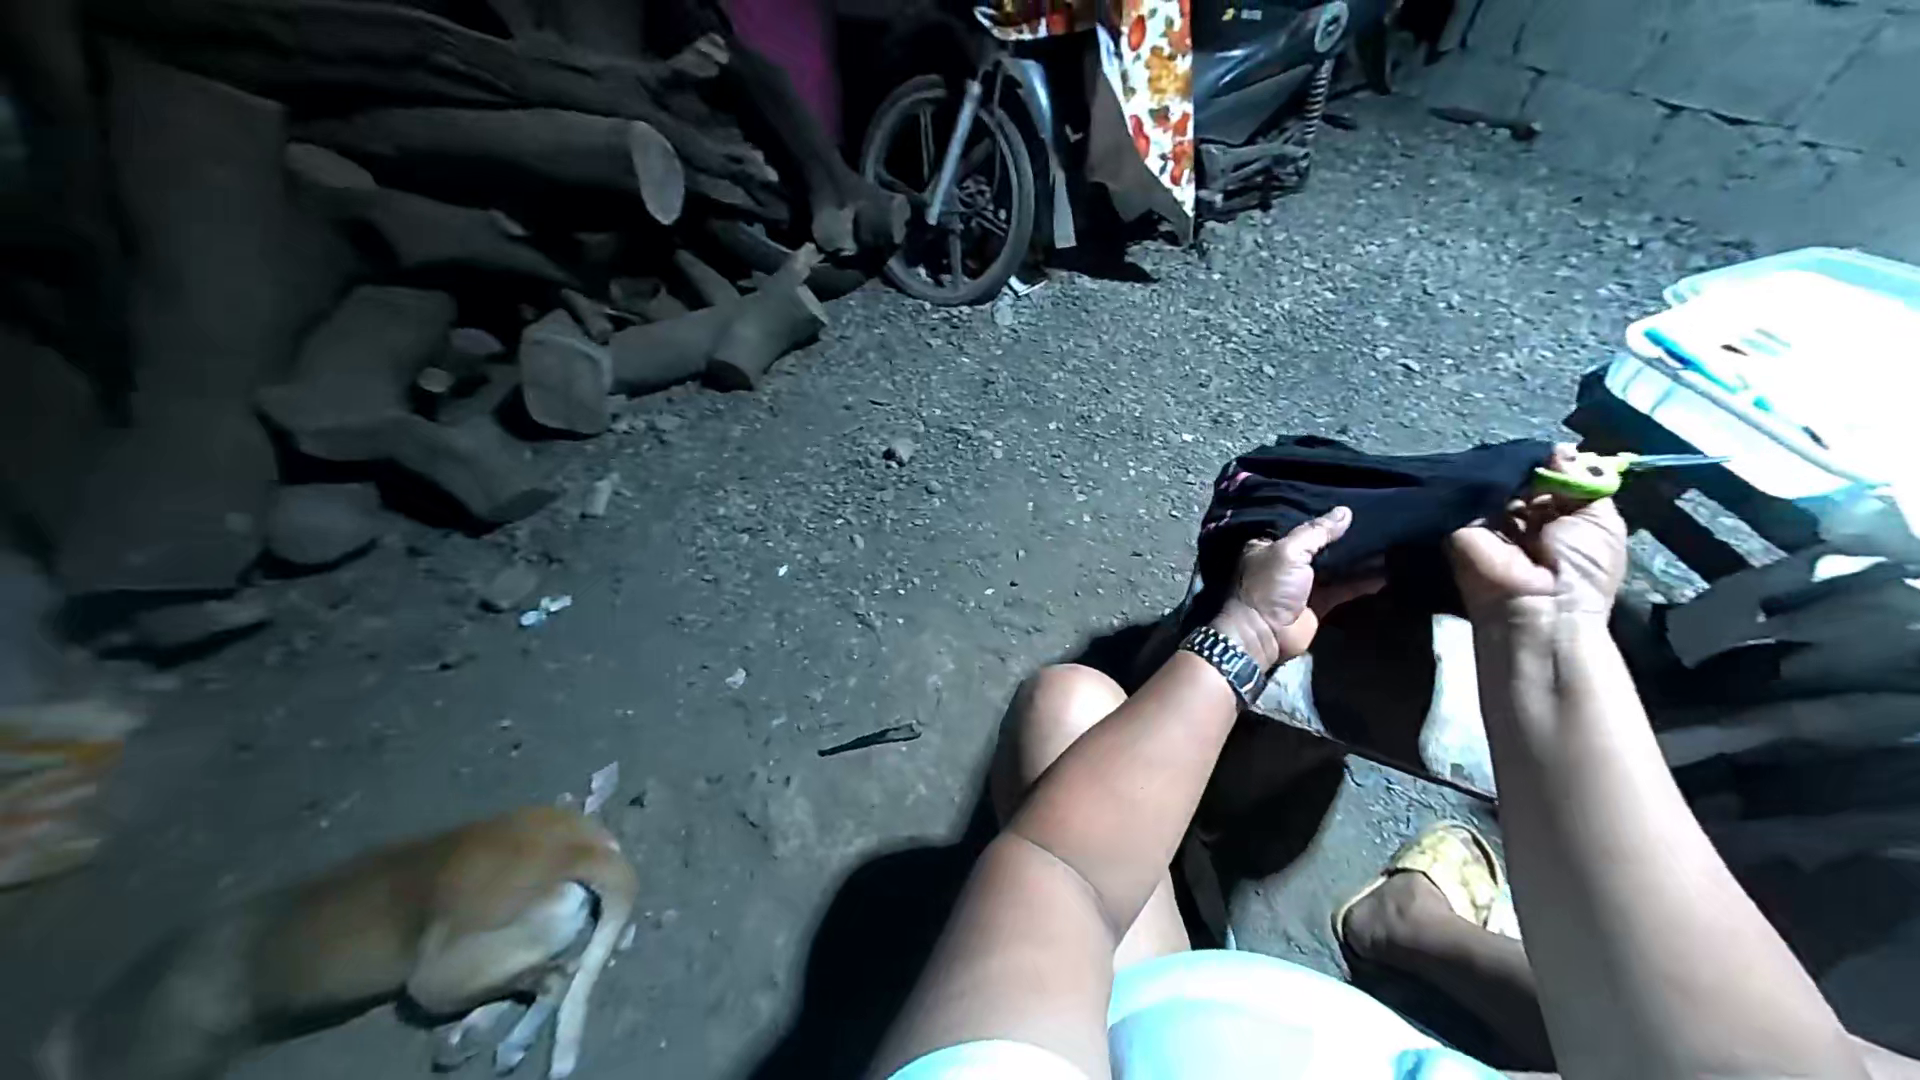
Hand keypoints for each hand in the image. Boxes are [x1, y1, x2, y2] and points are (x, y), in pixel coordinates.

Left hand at [1209, 506, 1380, 669]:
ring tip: (1390, 545)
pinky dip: (1361, 582)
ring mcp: (1302, 584)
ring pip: (1335, 567)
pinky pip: (1343, 588)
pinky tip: (1386, 573)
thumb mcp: (1289, 552)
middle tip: (1380, 524)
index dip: (1323, 518)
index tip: (1354, 506)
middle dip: (1346, 539)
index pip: (1299, 526)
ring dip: (1359, 560)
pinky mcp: (1317, 603)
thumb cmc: (1269, 587)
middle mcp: (1285, 562)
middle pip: (1320, 547)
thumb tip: (1344, 512)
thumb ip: (1316, 532)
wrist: (1263, 634)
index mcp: (1269, 546)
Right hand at [1448, 445, 1628, 621]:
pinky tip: (1478, 473)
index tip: (1552, 451)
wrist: (1536, 603)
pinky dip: (1470, 482)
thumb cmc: (1580, 568)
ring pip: (1489, 481)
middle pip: (1517, 476)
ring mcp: (1484, 518)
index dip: (1551, 463)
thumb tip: (1561, 448)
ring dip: (1496, 471)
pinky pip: (1462, 494)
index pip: (1547, 477)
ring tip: (1503, 461)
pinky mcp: (1454, 522)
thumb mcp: (1600, 520)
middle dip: (1523, 464)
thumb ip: (1581, 482)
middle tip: (1528, 455)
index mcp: (1554, 514)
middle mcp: (1517, 514)